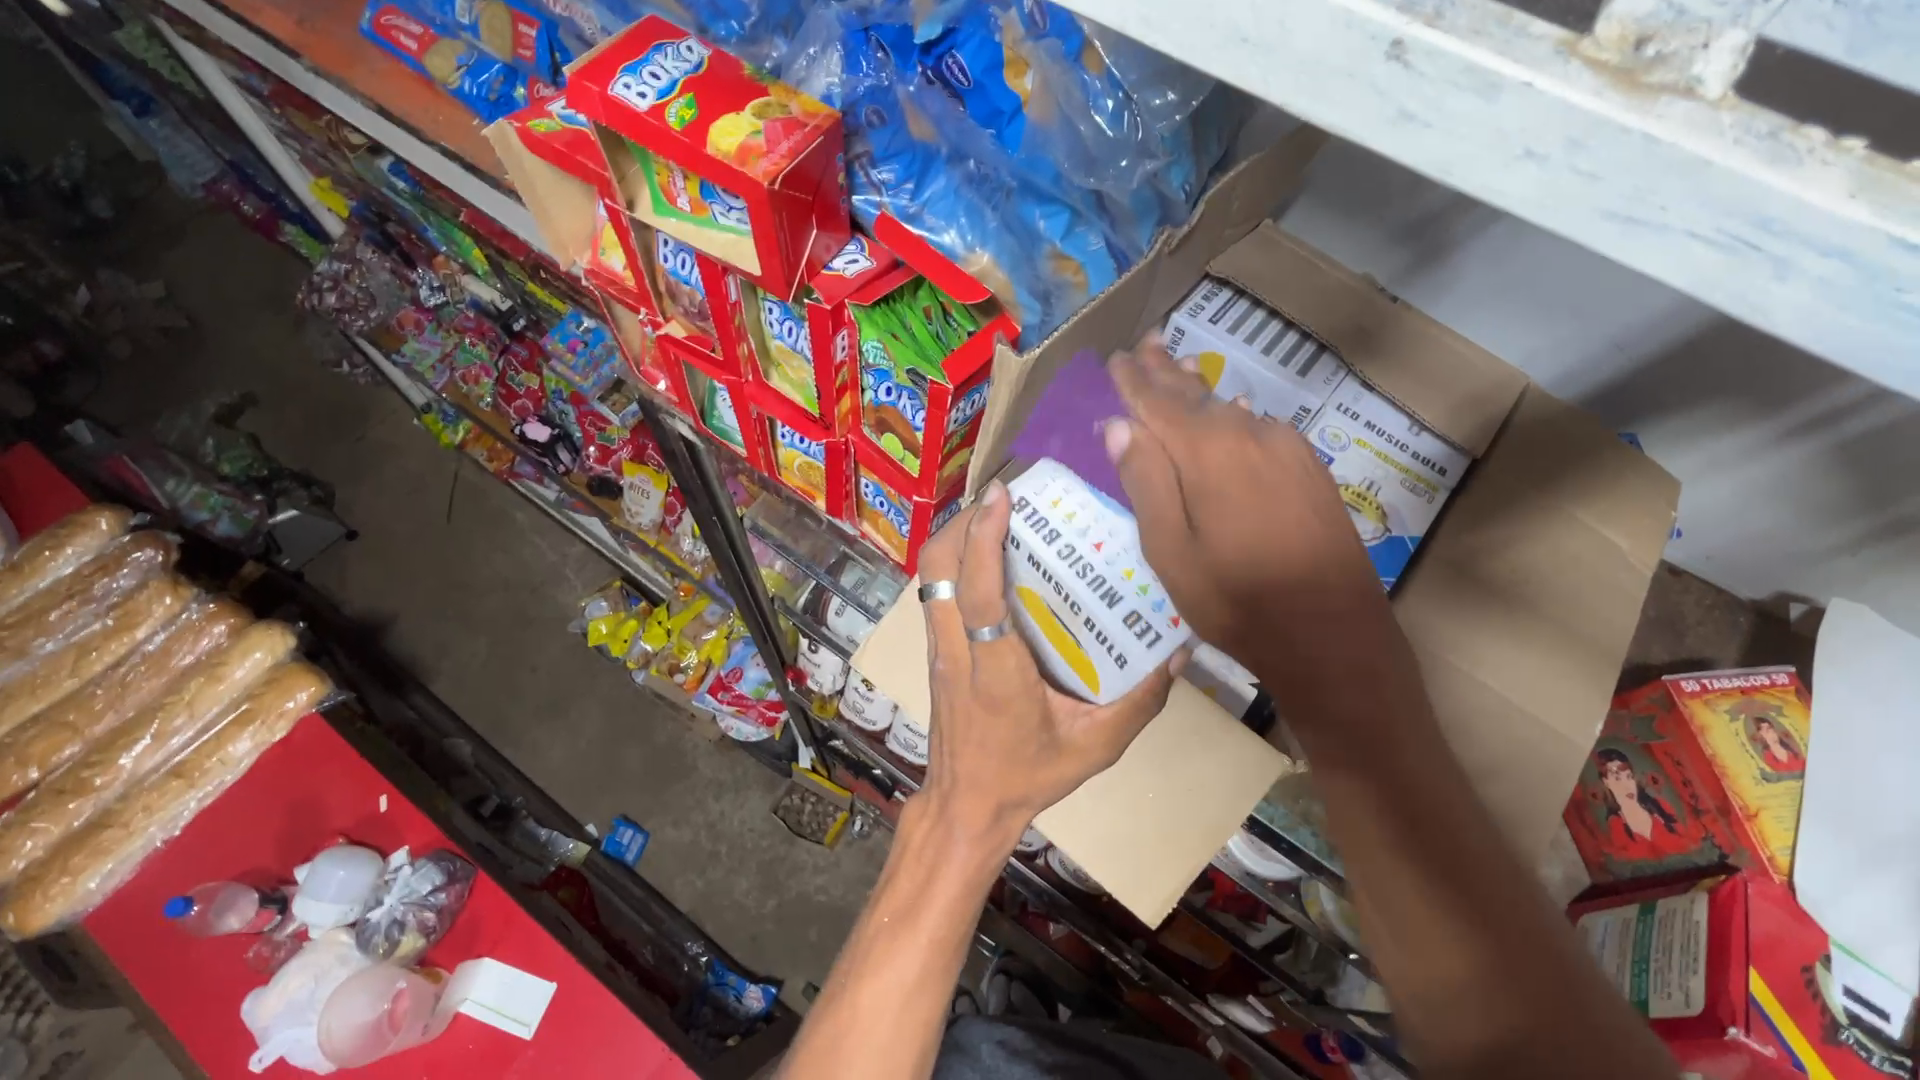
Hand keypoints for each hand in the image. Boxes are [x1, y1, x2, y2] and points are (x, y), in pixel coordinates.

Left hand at [915, 481, 1180, 845]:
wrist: (965, 807)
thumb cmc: (1027, 777)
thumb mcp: (1096, 747)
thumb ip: (1139, 702)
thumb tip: (1178, 653)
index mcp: (996, 671)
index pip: (980, 594)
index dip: (984, 539)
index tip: (1001, 496)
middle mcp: (956, 651)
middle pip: (937, 570)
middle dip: (962, 522)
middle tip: (1003, 500)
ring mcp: (938, 651)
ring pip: (929, 579)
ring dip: (955, 540)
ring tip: (996, 520)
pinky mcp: (934, 655)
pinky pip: (935, 596)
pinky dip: (955, 566)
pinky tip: (990, 563)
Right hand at [1105, 335, 1405, 711]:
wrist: (1332, 632)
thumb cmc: (1236, 600)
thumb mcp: (1170, 550)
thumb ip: (1145, 482)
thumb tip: (1119, 426)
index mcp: (1205, 452)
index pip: (1157, 402)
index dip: (1132, 381)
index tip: (1115, 359)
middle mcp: (1248, 434)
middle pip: (1196, 395)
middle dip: (1166, 371)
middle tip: (1147, 343)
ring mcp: (1286, 448)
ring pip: (1229, 410)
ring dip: (1199, 390)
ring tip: (1178, 366)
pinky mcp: (1309, 468)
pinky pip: (1259, 427)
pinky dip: (1233, 415)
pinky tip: (1230, 410)